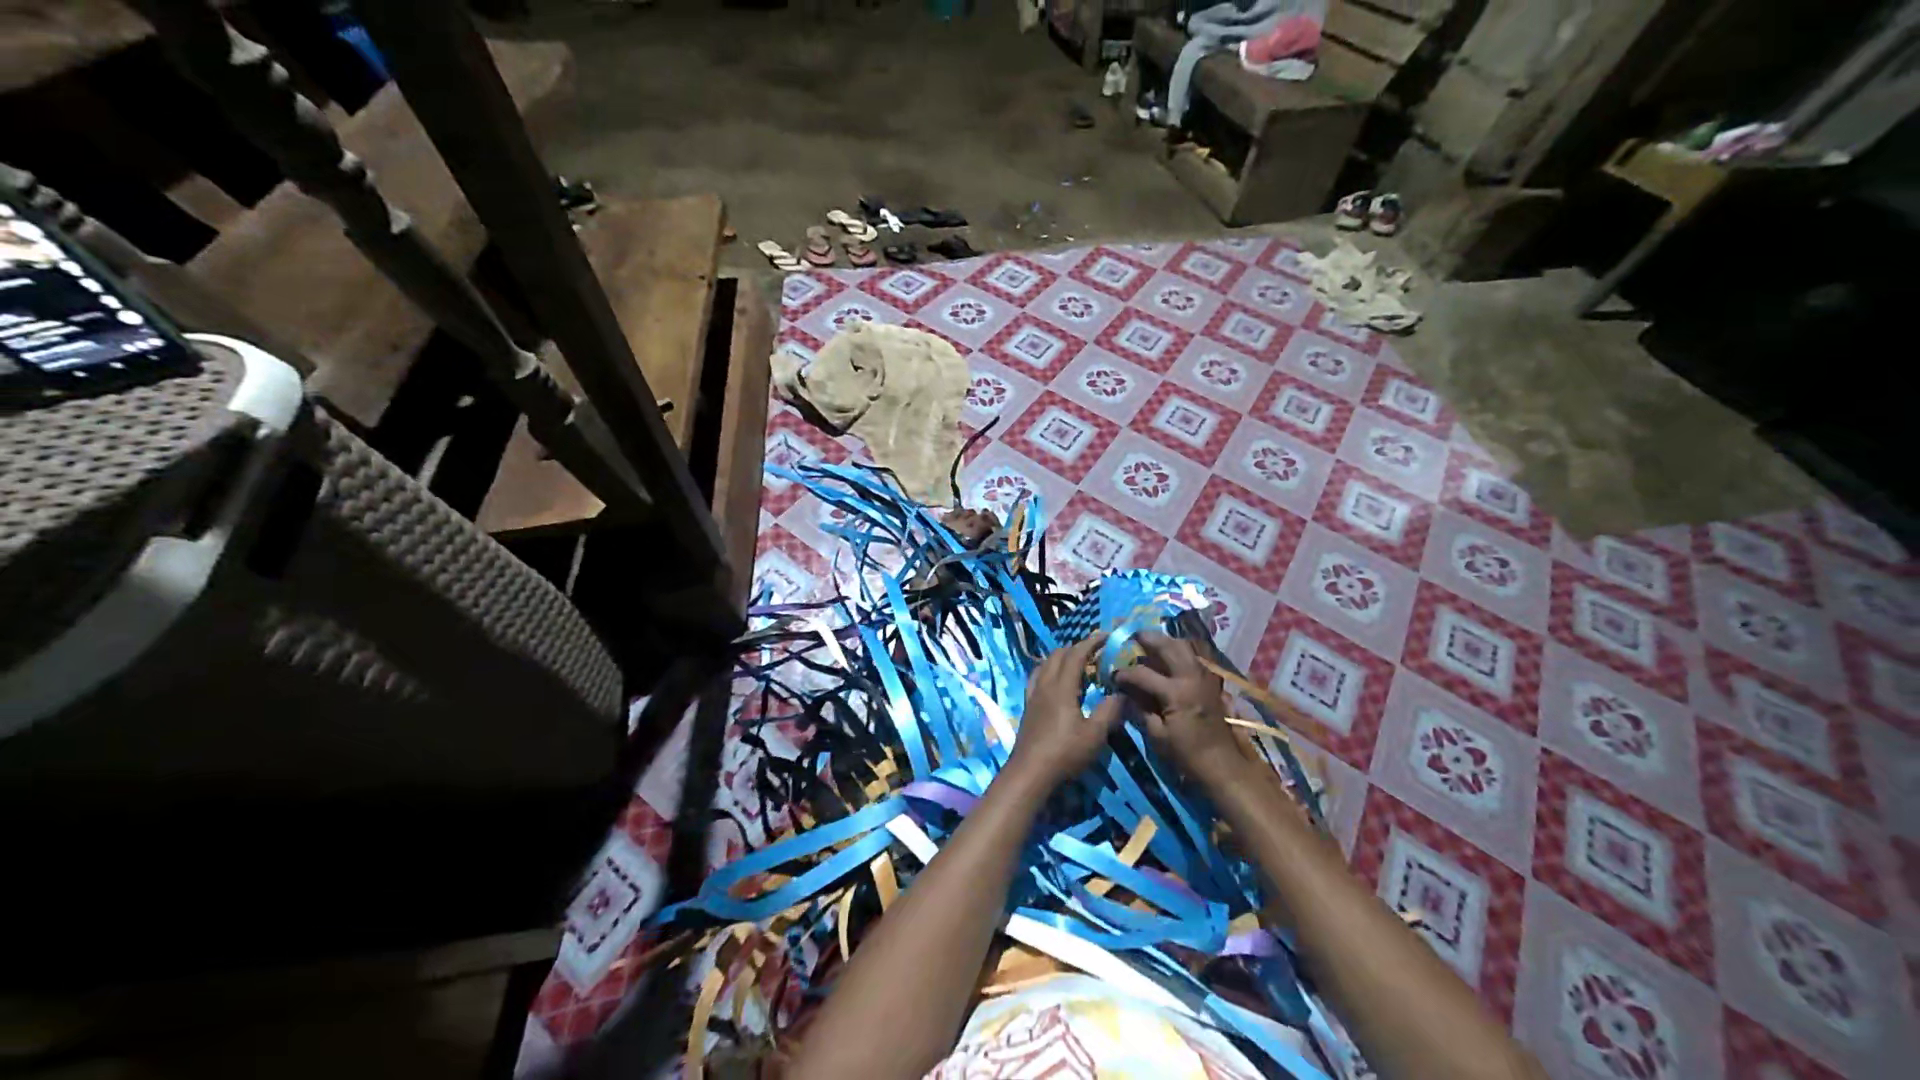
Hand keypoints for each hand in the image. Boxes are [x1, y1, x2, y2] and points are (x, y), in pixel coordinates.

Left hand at [1005, 635, 1123, 790]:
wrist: (1030, 772)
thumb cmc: (1065, 753)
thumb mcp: (1095, 735)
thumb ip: (1110, 711)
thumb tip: (1122, 693)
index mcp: (1062, 687)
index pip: (1075, 654)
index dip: (1091, 642)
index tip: (1106, 636)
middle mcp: (1045, 685)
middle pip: (1058, 655)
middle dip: (1077, 648)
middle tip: (1096, 652)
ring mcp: (1033, 695)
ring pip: (1045, 664)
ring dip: (1062, 658)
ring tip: (1078, 664)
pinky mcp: (1028, 706)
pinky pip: (1037, 677)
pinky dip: (1049, 670)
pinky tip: (1056, 681)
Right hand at [1113, 631, 1240, 783]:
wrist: (1222, 764)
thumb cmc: (1186, 754)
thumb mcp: (1157, 736)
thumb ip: (1140, 709)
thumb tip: (1125, 693)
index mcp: (1176, 692)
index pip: (1142, 673)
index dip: (1124, 673)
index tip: (1112, 676)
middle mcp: (1191, 677)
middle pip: (1167, 646)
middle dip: (1146, 638)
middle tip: (1130, 635)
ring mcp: (1204, 676)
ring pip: (1184, 646)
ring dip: (1164, 641)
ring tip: (1148, 641)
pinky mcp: (1210, 680)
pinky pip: (1193, 655)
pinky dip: (1179, 650)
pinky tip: (1168, 655)